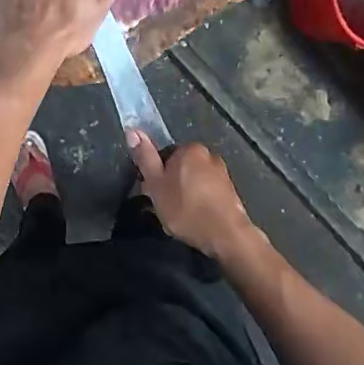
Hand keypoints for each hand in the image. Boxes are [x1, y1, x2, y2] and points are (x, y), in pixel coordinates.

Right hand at [127, 135, 259, 259]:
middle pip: (181, 168)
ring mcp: (222, 173)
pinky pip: (208, 193)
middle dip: (172, 185)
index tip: (153, 194)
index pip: (165, 156)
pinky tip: (196, 219)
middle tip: (165, 207)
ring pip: (195, 181)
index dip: (156, 176)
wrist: (224, 233)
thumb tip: (132, 130)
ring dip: (186, 195)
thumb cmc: (185, 208)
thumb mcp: (156, 184)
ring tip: (181, 217)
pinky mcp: (231, 190)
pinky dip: (200, 202)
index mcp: (190, 149)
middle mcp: (209, 155)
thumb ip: (145, 158)